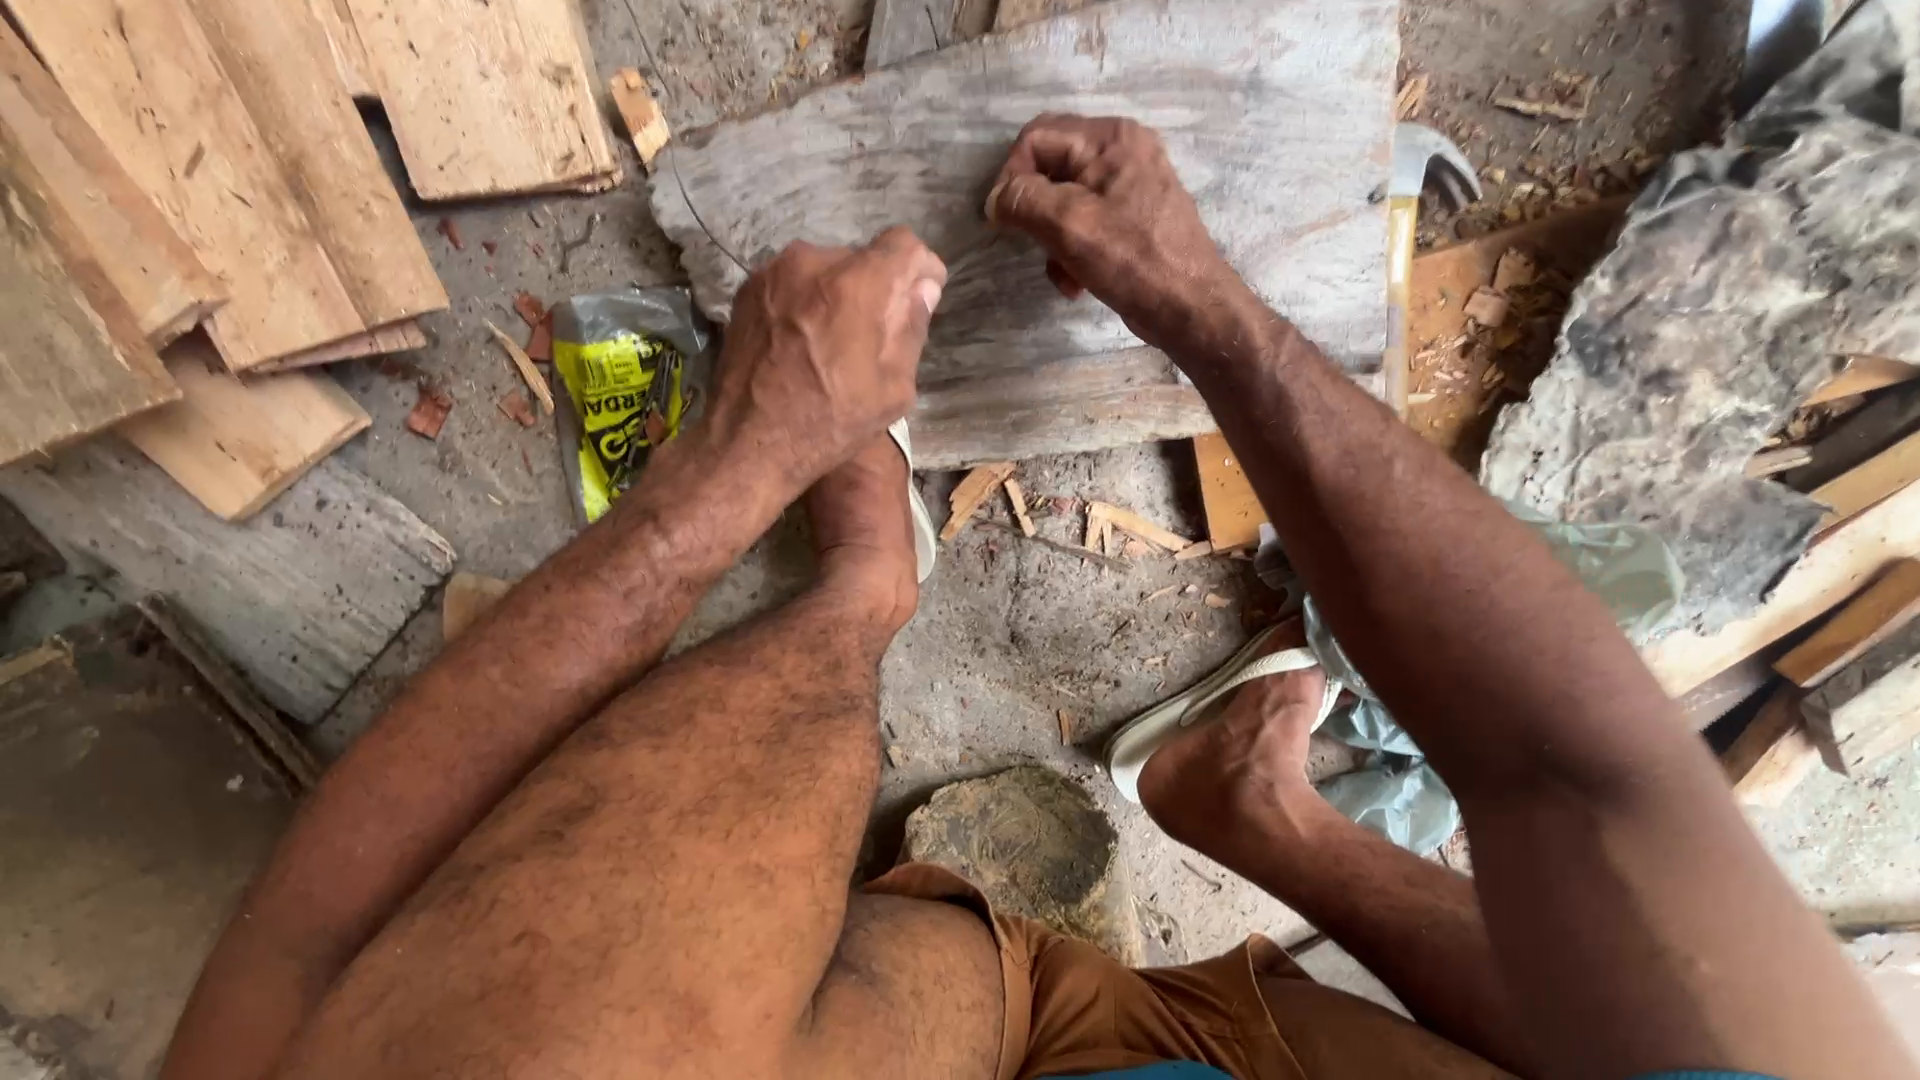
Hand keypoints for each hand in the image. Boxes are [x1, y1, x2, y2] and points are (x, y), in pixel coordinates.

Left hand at [707, 228, 946, 487]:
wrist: (746, 443)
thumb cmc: (828, 424)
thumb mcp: (892, 390)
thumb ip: (912, 329)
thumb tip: (923, 289)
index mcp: (856, 285)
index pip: (904, 244)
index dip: (922, 267)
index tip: (923, 294)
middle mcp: (813, 262)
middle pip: (864, 258)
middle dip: (879, 287)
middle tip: (878, 333)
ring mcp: (773, 272)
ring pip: (827, 269)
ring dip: (841, 294)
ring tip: (835, 341)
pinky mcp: (748, 289)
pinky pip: (795, 282)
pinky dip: (808, 301)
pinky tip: (804, 341)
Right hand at [986, 114, 1247, 352]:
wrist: (1187, 306)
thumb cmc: (1132, 260)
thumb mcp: (1068, 224)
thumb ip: (1024, 201)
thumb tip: (996, 199)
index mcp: (1110, 138)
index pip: (1036, 137)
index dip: (1011, 177)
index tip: (1003, 220)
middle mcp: (1122, 151)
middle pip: (1050, 170)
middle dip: (1035, 214)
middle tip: (1034, 246)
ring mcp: (1130, 185)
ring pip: (1064, 203)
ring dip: (1053, 241)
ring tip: (1063, 272)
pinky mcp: (1132, 219)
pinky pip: (1085, 225)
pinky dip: (1073, 253)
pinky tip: (1078, 282)